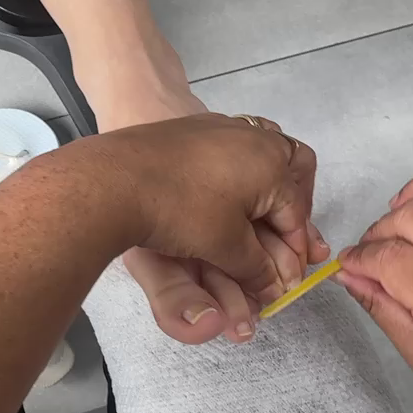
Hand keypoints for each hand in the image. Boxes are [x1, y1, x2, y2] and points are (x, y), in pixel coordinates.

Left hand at [88, 114, 330, 344]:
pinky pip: (234, 147)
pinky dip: (239, 172)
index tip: (287, 280)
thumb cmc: (179, 208)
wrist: (115, 174)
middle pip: (293, 170)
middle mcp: (255, 137)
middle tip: (282, 244)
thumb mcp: (224, 244)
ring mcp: (224, 126)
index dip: (294, 251)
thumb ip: (256, 267)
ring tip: (256, 220)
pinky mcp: (196, 127)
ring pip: (264, 152)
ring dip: (269, 185)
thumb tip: (275, 286)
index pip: (297, 214)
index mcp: (273, 164)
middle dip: (293, 208)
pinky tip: (222, 195)